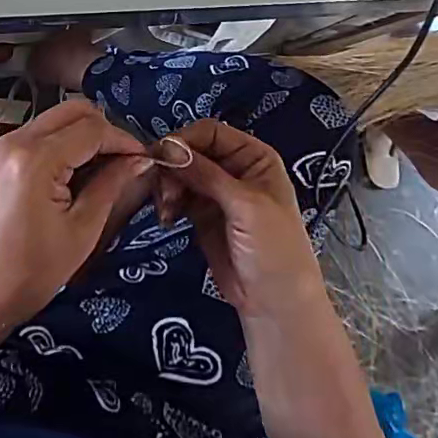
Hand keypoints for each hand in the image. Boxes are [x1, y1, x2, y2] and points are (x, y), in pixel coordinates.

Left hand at [0, 101, 151, 340]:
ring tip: (108, 166)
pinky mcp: (4, 152)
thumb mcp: (82, 231)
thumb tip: (139, 159)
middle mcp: (18, 140)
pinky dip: (70, 140)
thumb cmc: (30, 271)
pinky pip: (47, 130)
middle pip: (76, 110)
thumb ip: (112, 185)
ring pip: (61, 116)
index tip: (145, 158)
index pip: (93, 130)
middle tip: (127, 160)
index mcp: (36, 159)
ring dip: (88, 133)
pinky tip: (82, 169)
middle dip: (107, 130)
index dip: (124, 141)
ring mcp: (7, 143)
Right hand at [154, 118, 325, 319]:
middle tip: (163, 192)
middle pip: (192, 151)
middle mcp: (234, 168)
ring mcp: (217, 192)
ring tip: (166, 211)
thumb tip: (168, 146)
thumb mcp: (244, 206)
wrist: (276, 304)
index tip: (161, 157)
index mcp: (253, 156)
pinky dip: (168, 202)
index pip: (211, 132)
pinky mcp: (202, 214)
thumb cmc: (274, 248)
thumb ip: (206, 174)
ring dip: (168, 186)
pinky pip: (178, 196)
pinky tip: (167, 218)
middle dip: (173, 167)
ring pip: (181, 174)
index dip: (185, 140)